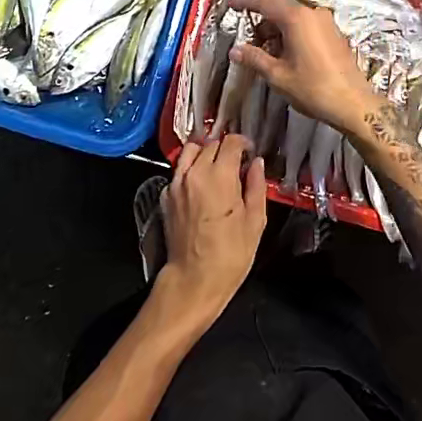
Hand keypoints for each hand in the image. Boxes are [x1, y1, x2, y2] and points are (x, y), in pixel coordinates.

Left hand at [159, 134, 266, 328]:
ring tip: (216, 167)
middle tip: (236, 163)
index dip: (242, 143)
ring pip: (189, 151)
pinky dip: (190, 169)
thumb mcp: (254, 222)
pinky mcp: (165, 194)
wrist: (194, 278)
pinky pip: (178, 170)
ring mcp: (176, 182)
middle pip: (209, 145)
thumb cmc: (230, 254)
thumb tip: (256, 163)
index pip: (229, 143)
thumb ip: (256, 187)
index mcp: (219, 176)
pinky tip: (200, 184)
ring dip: (204, 153)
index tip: (249, 151)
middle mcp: (194, 172)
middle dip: (224, 149)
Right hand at [229, 0, 382, 136]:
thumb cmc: (313, 89)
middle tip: (249, 35)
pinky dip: (291, 30)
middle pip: (280, 5)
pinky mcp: (334, 33)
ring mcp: (326, 22)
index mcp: (297, 18)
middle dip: (262, 17)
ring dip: (277, 26)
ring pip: (294, 15)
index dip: (247, 2)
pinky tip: (285, 51)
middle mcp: (313, 13)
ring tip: (266, 48)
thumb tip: (234, 50)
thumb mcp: (277, 75)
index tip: (233, 5)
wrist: (354, 105)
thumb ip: (254, 58)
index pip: (266, 1)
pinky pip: (306, 23)